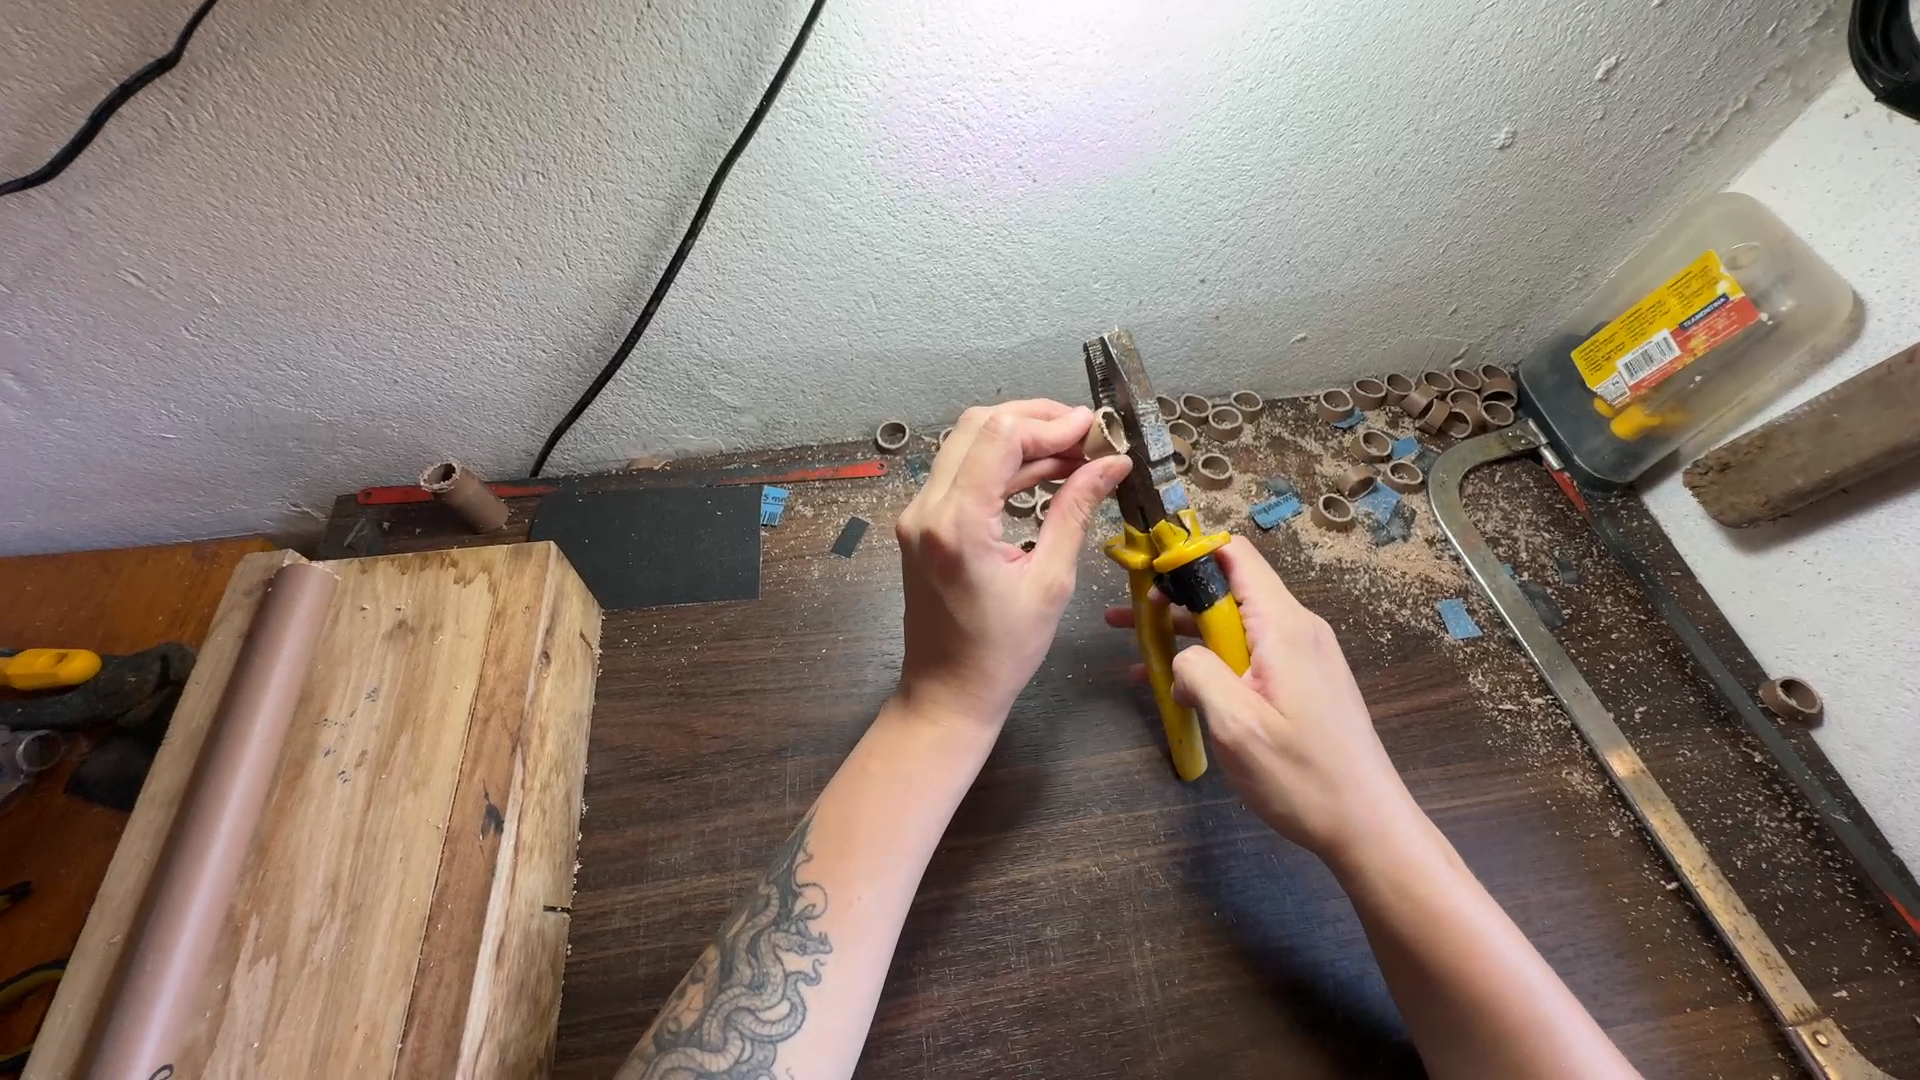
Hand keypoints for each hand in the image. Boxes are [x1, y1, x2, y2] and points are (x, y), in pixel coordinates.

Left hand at [895, 400, 1132, 728]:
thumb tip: (1112, 464)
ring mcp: (917, 514)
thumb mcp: (1050, 582)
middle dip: (1037, 422)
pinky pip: (962, 474)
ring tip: (1077, 454)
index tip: (1095, 430)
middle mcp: (926, 509)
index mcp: (957, 524)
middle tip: (1087, 436)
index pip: (999, 436)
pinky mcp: (921, 523)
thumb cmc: (1001, 653)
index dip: (1051, 424)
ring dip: (1021, 441)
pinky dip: (1002, 466)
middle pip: (978, 426)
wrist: (947, 692)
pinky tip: (1044, 473)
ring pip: (968, 444)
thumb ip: (1076, 511)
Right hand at [1105, 537, 1419, 864]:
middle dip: (1173, 596)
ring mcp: (1299, 655)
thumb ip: (1199, 673)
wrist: (1367, 827)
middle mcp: (1295, 629)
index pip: (1235, 556)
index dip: (1188, 551)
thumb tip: (1182, 657)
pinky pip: (1246, 654)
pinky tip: (1173, 685)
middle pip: (1227, 589)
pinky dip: (1209, 661)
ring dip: (1184, 633)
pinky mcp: (1298, 679)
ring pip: (1232, 625)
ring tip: (1134, 646)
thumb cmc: (1302, 776)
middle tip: (1124, 616)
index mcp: (1282, 628)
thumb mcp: (1237, 725)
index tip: (1144, 567)